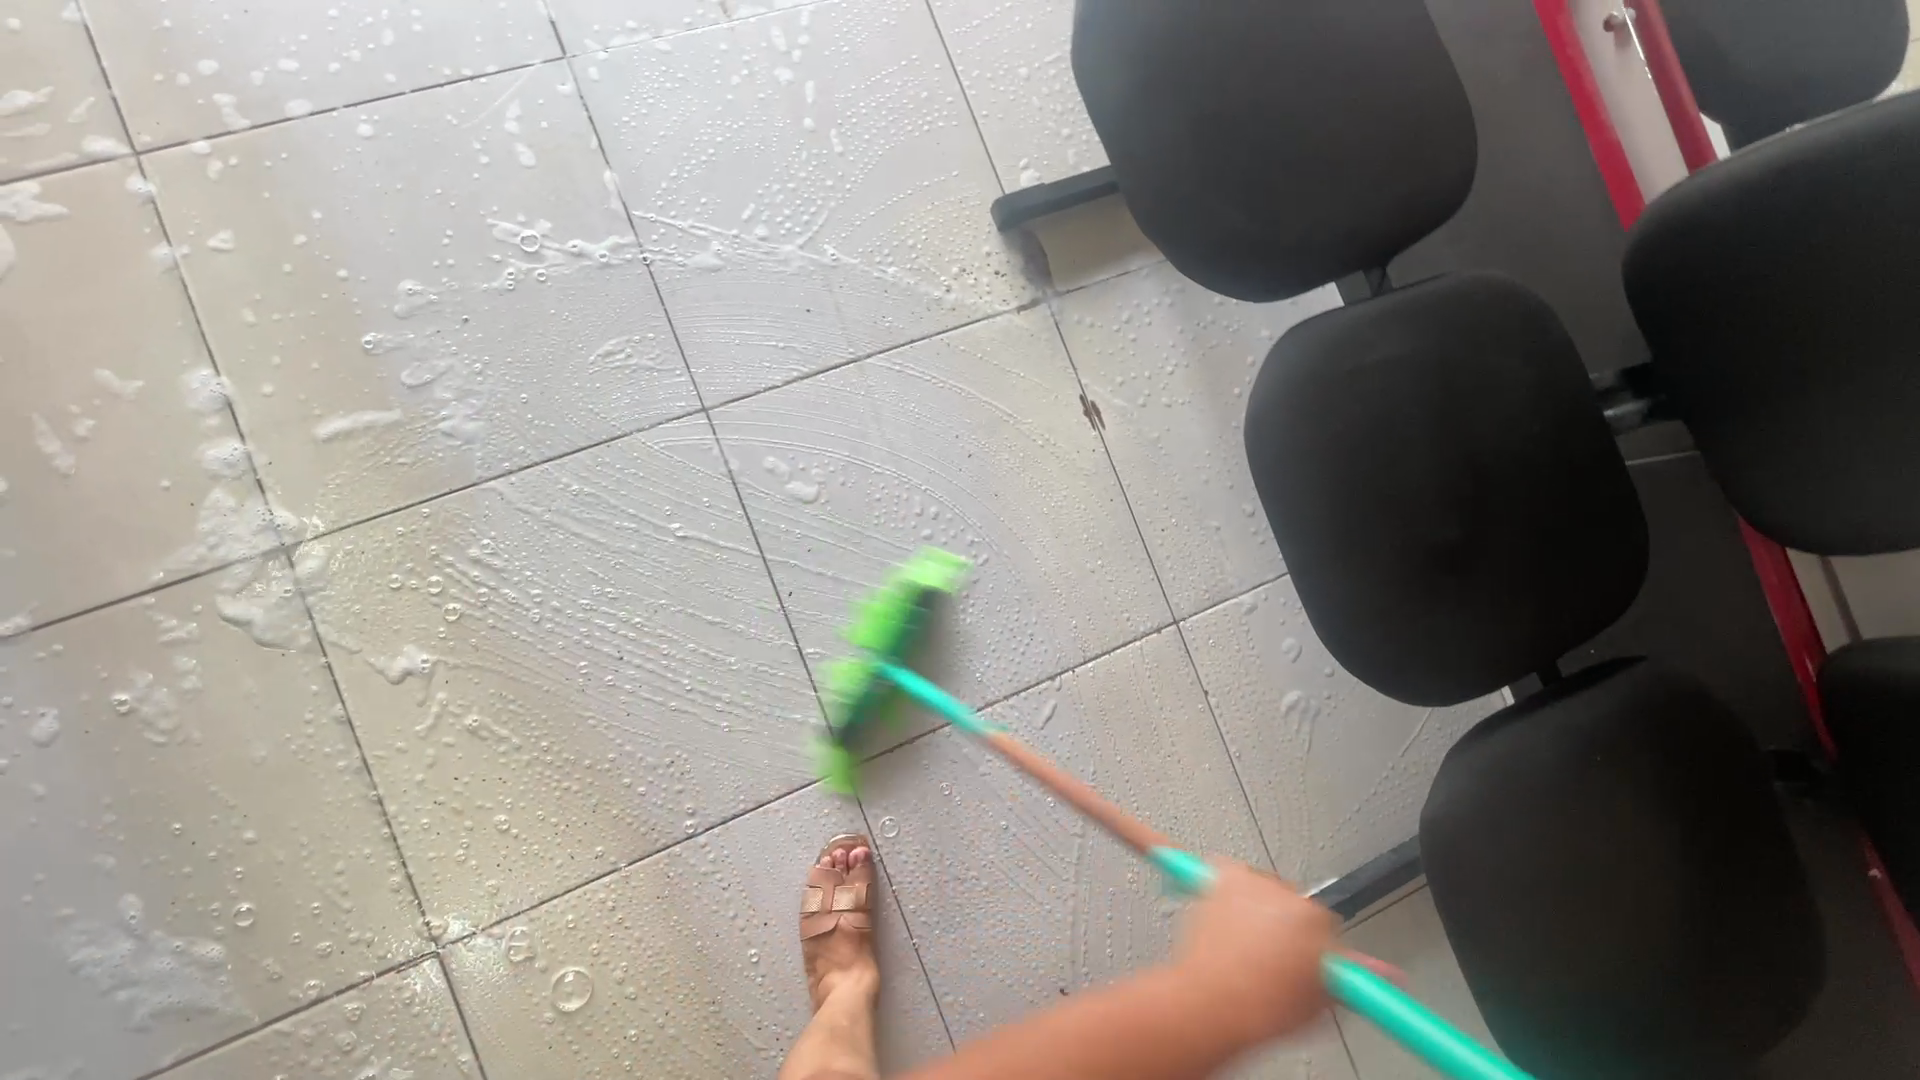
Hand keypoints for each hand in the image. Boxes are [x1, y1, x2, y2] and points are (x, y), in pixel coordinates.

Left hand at [1170, 861, 1335, 1048]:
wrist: (1211, 1001)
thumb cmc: (1258, 1006)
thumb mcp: (1318, 1004)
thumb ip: (1350, 979)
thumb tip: (1382, 973)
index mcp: (1317, 922)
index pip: (1326, 926)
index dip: (1311, 946)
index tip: (1300, 956)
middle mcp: (1285, 893)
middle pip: (1291, 902)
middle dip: (1280, 922)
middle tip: (1265, 953)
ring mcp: (1250, 881)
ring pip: (1259, 886)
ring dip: (1252, 903)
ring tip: (1237, 939)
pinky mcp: (1220, 874)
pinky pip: (1225, 869)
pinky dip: (1221, 880)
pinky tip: (1188, 872)